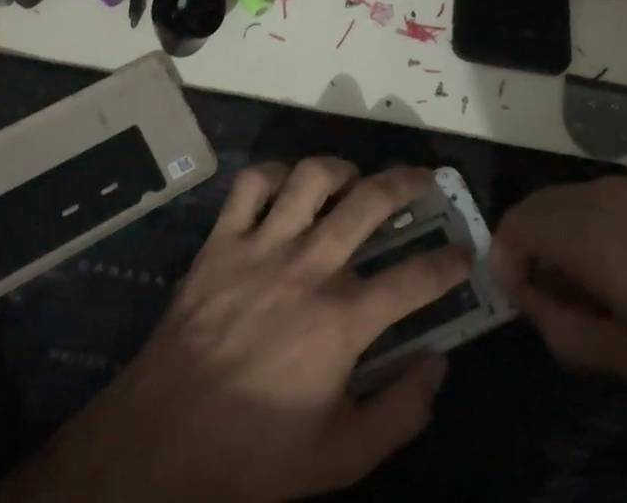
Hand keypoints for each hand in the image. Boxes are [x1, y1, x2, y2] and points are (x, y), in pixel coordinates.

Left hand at [0, 159, 470, 502]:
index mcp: (342, 322)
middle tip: (425, 182)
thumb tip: (438, 364)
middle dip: (409, 183)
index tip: (466, 253)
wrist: (161, 438)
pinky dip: (275, 174)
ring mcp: (259, 248)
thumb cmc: (252, 452)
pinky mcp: (219, 243)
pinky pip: (250, 185)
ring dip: (343, 169)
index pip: (418, 277)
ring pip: (311, 178)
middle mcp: (307, 269)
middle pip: (370, 202)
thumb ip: (401, 412)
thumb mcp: (341, 457)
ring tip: (356, 179)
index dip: (452, 261)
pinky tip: (289, 187)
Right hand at [490, 171, 626, 420]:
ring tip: (609, 288)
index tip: (531, 304)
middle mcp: (613, 194)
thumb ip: (570, 334)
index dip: (506, 263)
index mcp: (596, 234)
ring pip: (579, 199)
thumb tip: (533, 304)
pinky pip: (618, 197)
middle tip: (563, 301)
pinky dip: (606, 225)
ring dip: (571, 236)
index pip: (515, 226)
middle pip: (542, 206)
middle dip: (534, 249)